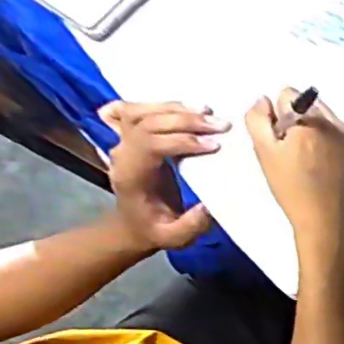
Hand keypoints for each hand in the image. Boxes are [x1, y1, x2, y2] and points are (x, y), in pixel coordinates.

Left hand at [98, 101, 225, 250]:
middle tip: (221, 125)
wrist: (132, 225)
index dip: (182, 140)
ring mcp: (123, 142)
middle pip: (148, 122)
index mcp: (131, 175)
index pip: (150, 144)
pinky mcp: (131, 137)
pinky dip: (163, 105)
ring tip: (208, 111)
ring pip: (141, 111)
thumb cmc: (155, 230)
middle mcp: (122, 153)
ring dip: (176, 108)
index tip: (214, 145)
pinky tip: (186, 107)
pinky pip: (138, 110)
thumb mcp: (175, 237)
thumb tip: (209, 205)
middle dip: (186, 120)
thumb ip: (191, 224)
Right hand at [246, 88, 343, 274]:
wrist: (331, 227)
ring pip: (331, 123)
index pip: (288, 94)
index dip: (279, 116)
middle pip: (312, 106)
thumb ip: (257, 118)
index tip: (281, 140)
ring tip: (313, 165)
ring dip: (319, 134)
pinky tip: (330, 172)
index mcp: (310, 119)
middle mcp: (338, 125)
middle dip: (300, 122)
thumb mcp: (264, 153)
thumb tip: (264, 100)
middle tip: (295, 153)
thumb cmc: (295, 192)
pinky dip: (336, 149)